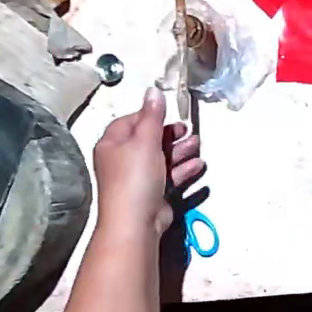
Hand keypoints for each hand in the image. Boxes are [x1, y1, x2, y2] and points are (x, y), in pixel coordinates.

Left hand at [92, 89, 205, 237]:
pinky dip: (184, 169)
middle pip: (150, 140)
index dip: (151, 116)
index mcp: (113, 143)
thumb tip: (153, 90)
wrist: (135, 221)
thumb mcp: (144, 141)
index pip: (131, 121)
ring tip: (198, 146)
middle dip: (171, 135)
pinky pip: (170, 176)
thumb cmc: (135, 177)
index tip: (171, 114)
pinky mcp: (153, 193)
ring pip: (162, 158)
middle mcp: (123, 159)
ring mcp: (139, 178)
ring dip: (181, 151)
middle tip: (189, 131)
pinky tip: (198, 165)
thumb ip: (152, 116)